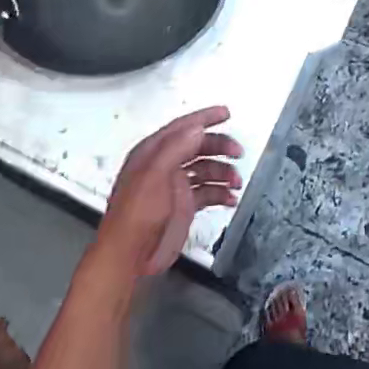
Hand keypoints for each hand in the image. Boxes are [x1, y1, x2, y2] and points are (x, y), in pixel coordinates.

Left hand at [96, 107, 243, 277]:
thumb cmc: (134, 217)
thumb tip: (196, 129)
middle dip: (220, 147)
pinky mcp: (183, 206)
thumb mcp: (154, 177)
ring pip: (207, 169)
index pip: (182, 128)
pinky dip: (222, 193)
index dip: (204, 118)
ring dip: (224, 173)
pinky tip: (230, 198)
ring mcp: (174, 186)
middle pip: (198, 146)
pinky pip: (208, 192)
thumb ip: (175, 149)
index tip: (225, 113)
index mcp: (152, 155)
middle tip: (238, 151)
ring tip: (236, 182)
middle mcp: (164, 167)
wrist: (130, 256)